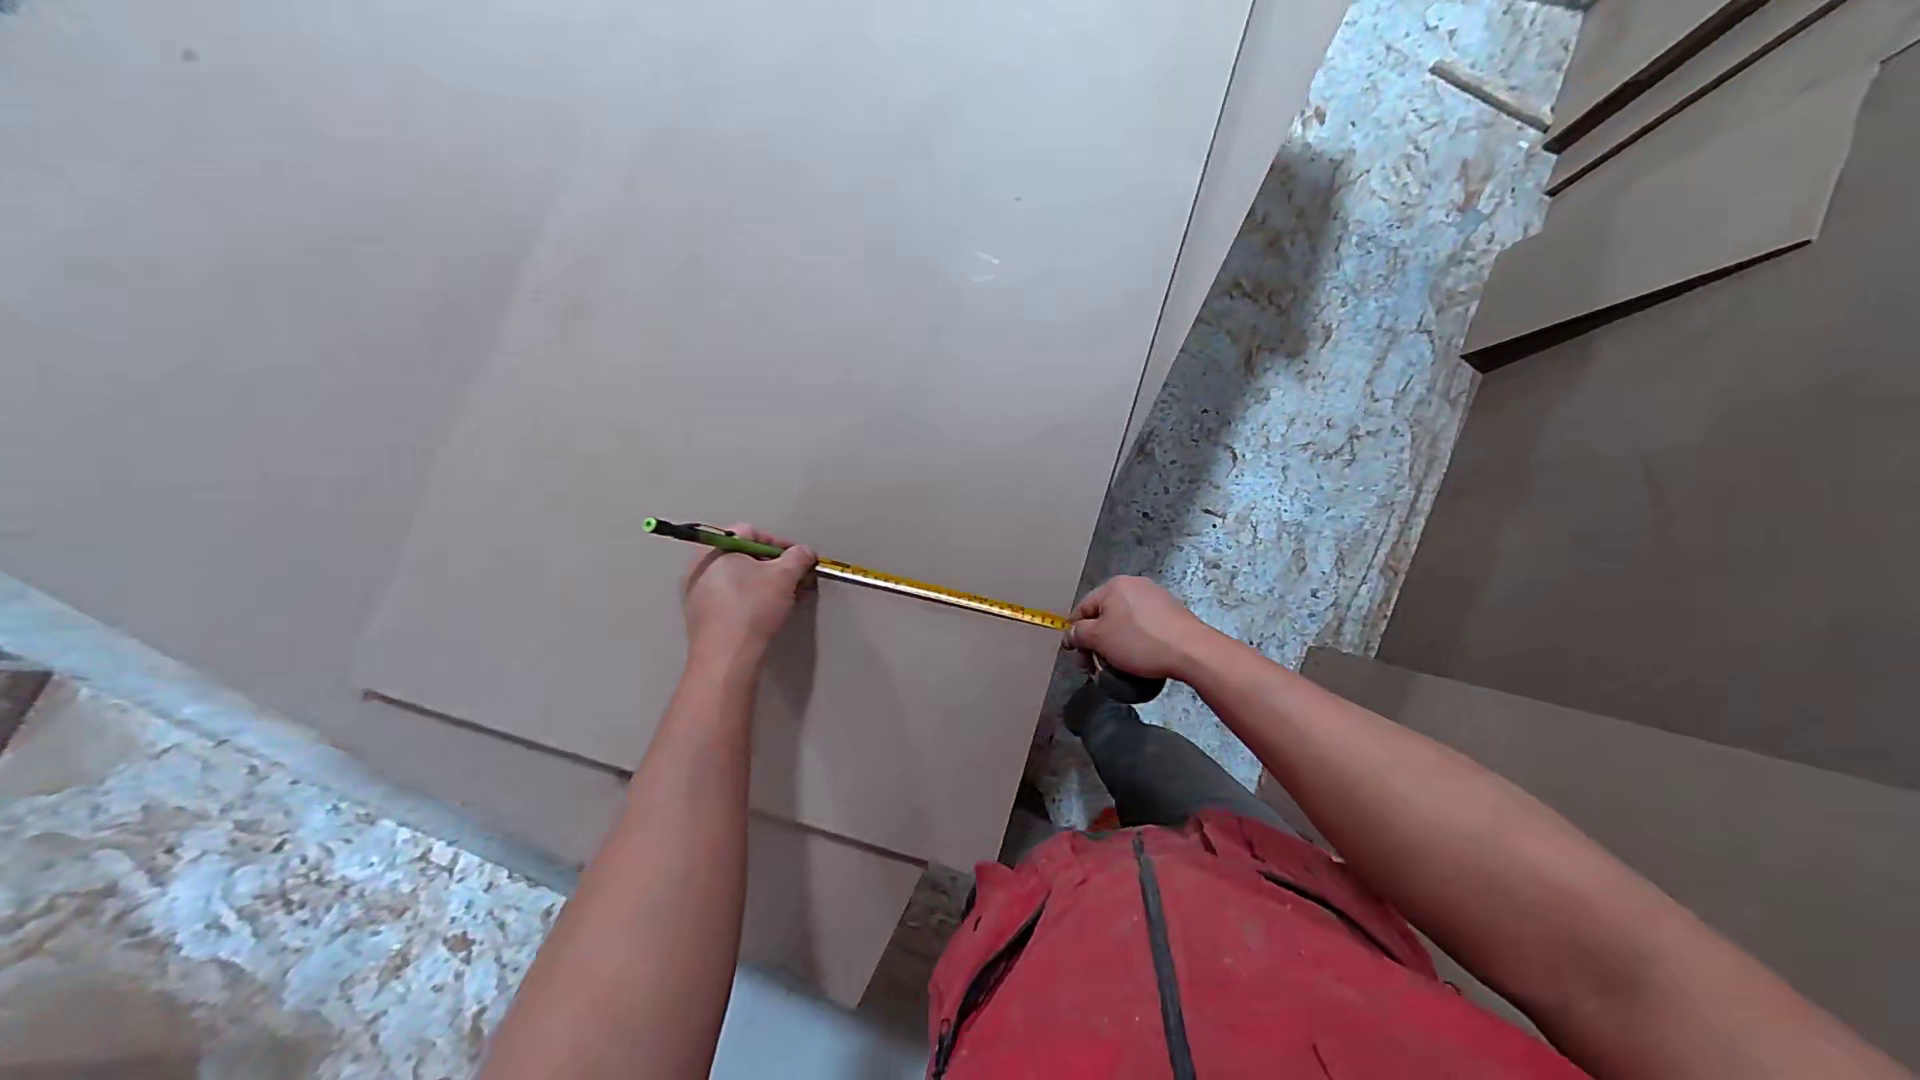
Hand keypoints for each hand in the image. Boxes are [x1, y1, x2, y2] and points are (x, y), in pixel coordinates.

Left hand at [681, 523, 816, 663]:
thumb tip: (804, 553)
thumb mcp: (785, 576)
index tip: (798, 558)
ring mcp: (696, 592)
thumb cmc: (752, 609)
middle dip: (774, 565)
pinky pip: (729, 598)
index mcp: (715, 548)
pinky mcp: (700, 616)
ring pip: (737, 578)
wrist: (727, 657)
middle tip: (793, 579)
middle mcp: (700, 566)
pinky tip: (766, 614)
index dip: (779, 542)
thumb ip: (798, 557)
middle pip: (744, 555)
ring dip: (764, 584)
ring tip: (784, 598)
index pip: (751, 532)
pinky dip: (750, 600)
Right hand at [1065, 576, 1217, 681]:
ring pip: (1123, 620)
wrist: (1192, 651)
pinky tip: (1140, 655)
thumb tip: (1070, 633)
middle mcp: (1134, 584)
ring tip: (1118, 662)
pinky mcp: (1172, 610)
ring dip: (1115, 640)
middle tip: (1096, 664)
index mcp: (1113, 585)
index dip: (1075, 634)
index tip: (1078, 657)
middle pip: (1103, 613)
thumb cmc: (1139, 642)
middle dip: (1096, 640)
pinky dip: (1136, 638)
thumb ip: (1078, 634)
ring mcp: (1155, 596)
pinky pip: (1143, 624)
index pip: (1082, 609)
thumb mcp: (1099, 639)